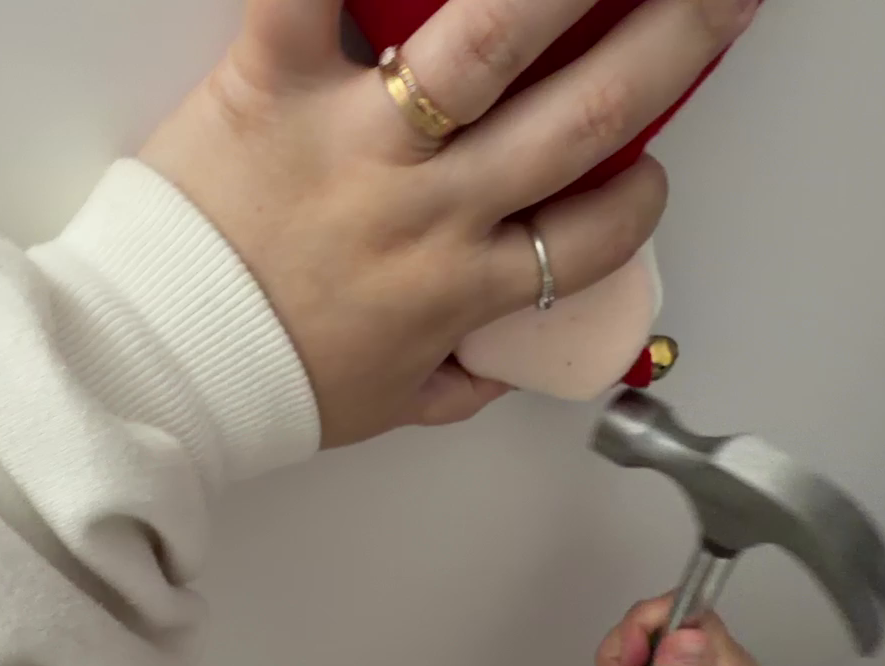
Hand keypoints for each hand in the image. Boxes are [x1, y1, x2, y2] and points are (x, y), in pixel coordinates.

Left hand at [140, 0, 755, 446]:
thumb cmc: (271, 387)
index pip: (588, 240)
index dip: (638, 208)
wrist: (165, 373)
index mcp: (458, 289)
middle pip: (583, 116)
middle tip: (719, 0)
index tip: (642, 184)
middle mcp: (428, 211)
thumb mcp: (388, 407)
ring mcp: (355, 143)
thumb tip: (502, 366)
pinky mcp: (268, 89)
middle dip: (672, 46)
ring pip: (487, 42)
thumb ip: (458, 385)